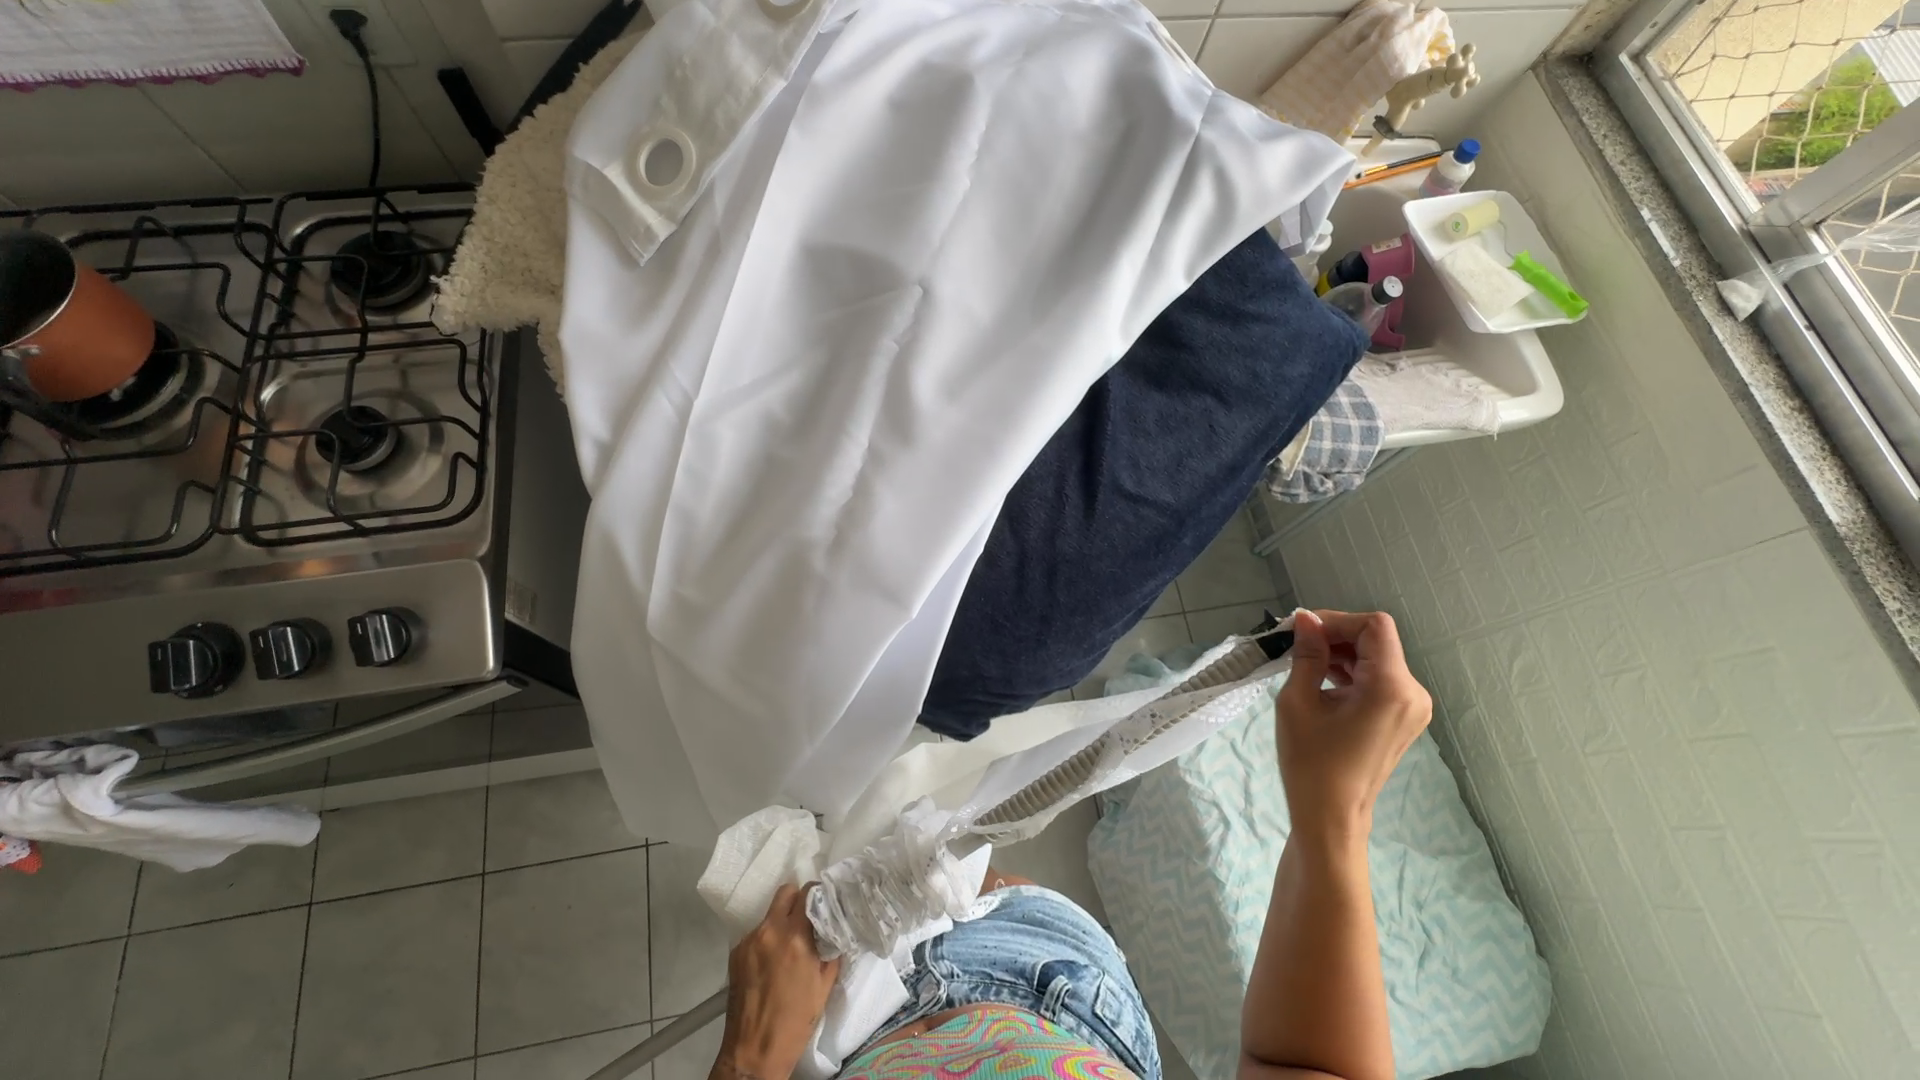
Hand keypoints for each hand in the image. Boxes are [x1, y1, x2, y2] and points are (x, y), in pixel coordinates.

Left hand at [715, 884, 841, 1079]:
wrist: (754, 1052)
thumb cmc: (796, 1021)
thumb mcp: (824, 984)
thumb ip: (829, 948)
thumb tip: (834, 927)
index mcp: (796, 938)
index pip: (808, 893)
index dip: (819, 895)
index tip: (825, 905)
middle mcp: (770, 932)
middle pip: (785, 892)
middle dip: (798, 900)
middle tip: (807, 919)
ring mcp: (749, 941)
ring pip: (770, 914)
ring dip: (782, 921)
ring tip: (789, 947)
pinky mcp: (736, 953)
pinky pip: (757, 934)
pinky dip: (767, 940)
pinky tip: (771, 963)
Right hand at [1277, 609, 1431, 839]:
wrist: (1330, 817)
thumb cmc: (1310, 761)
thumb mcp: (1298, 701)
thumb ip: (1307, 654)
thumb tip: (1306, 618)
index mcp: (1391, 687)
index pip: (1374, 627)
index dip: (1337, 620)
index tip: (1302, 630)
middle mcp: (1413, 693)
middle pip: (1377, 642)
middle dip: (1336, 636)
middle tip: (1295, 645)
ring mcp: (1412, 708)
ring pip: (1377, 659)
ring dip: (1342, 653)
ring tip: (1304, 664)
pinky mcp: (1403, 719)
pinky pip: (1379, 680)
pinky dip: (1352, 673)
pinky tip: (1322, 682)